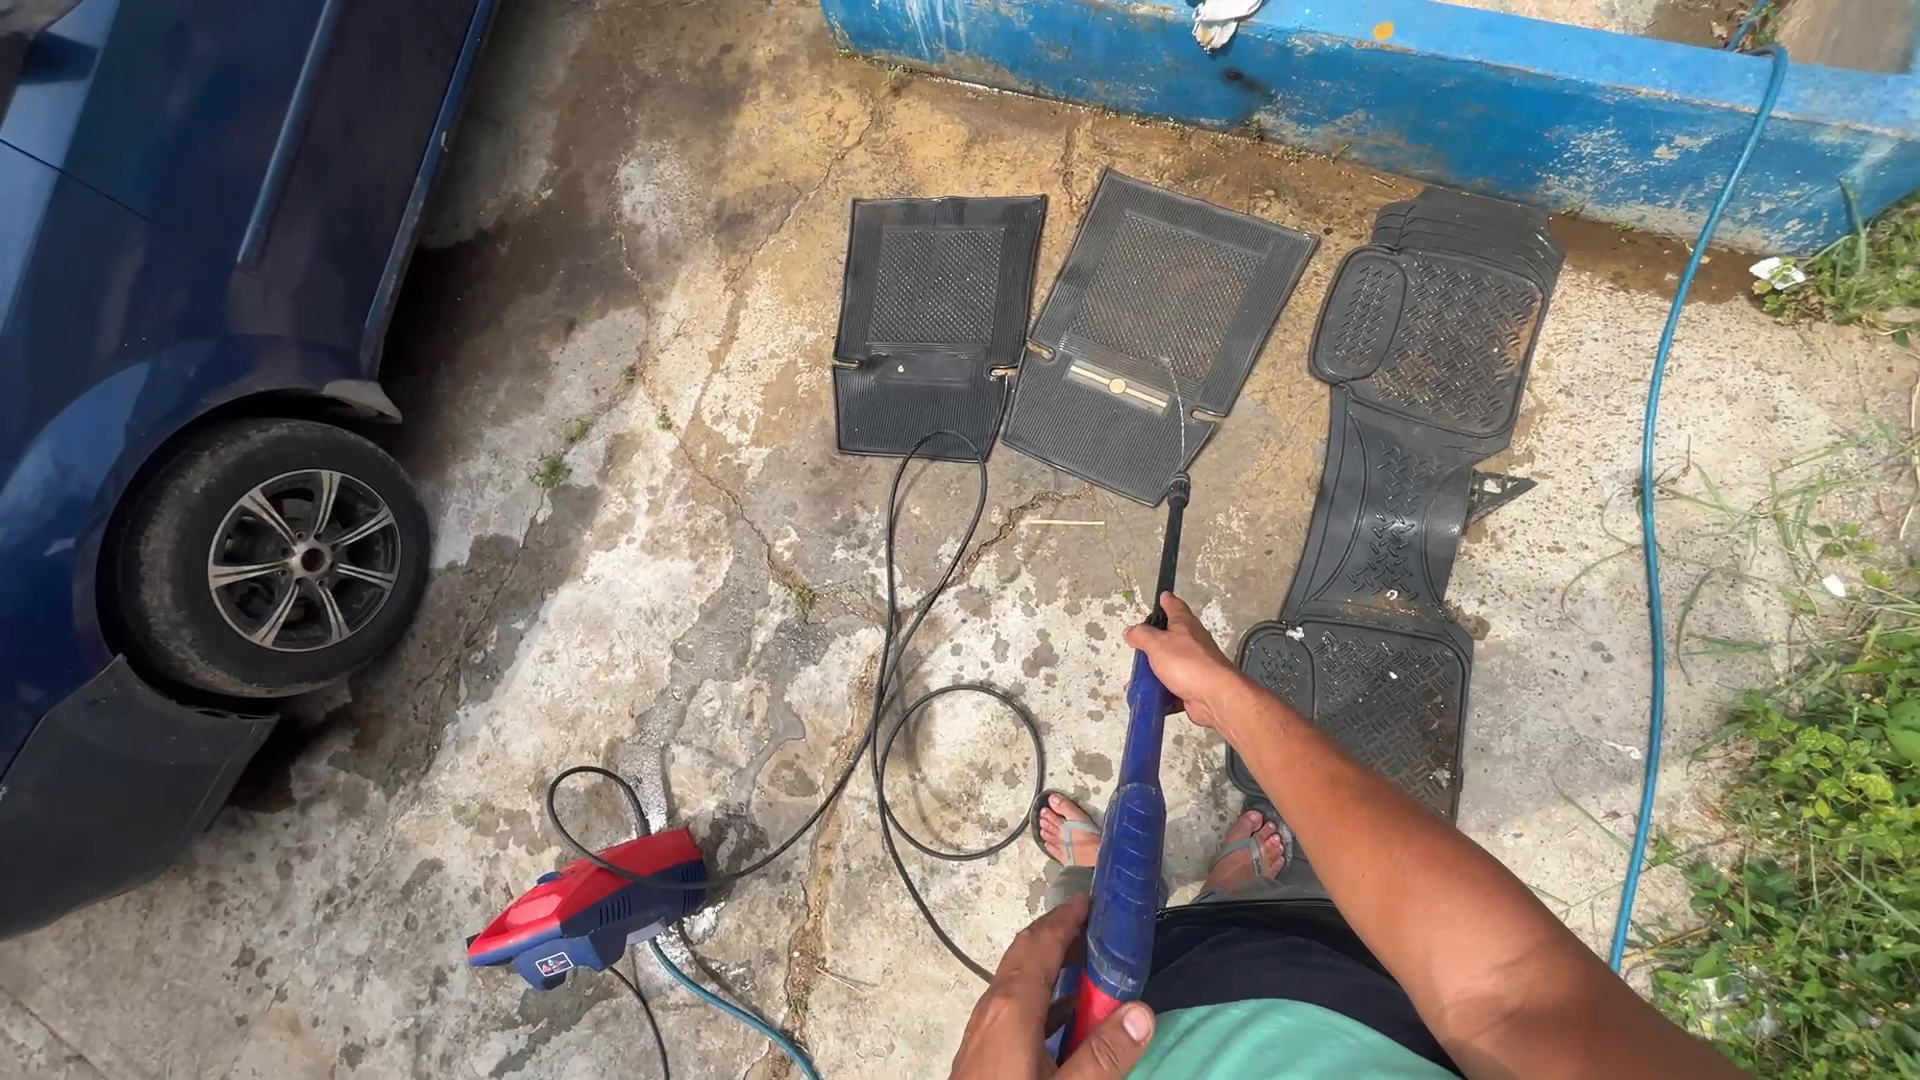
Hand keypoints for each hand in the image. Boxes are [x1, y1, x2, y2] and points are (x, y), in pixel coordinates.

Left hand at [948, 892, 1155, 1079]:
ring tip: (1090, 965)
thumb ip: (1103, 1056)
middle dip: (1059, 933)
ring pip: (1019, 979)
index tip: (1094, 899)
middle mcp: (993, 1007)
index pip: (1041, 943)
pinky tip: (1067, 1017)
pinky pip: (1016, 1005)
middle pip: (1026, 952)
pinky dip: (1043, 996)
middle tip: (1096, 925)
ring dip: (1051, 965)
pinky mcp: (984, 1051)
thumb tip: (1143, 1011)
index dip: (1066, 917)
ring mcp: (985, 1029)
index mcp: (1011, 1006)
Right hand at [1123, 592, 1250, 735]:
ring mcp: (1195, 664)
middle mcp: (1192, 641)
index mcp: (1184, 625)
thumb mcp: (1156, 644)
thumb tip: (1130, 631)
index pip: (1175, 607)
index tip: (1164, 596)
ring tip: (1136, 676)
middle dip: (1155, 641)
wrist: (1214, 696)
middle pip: (1171, 636)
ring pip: (1170, 663)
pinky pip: (1173, 684)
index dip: (1168, 601)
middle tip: (1139, 644)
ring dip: (1154, 669)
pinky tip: (1147, 694)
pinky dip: (1160, 689)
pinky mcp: (1195, 684)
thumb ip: (1141, 635)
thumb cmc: (1187, 663)